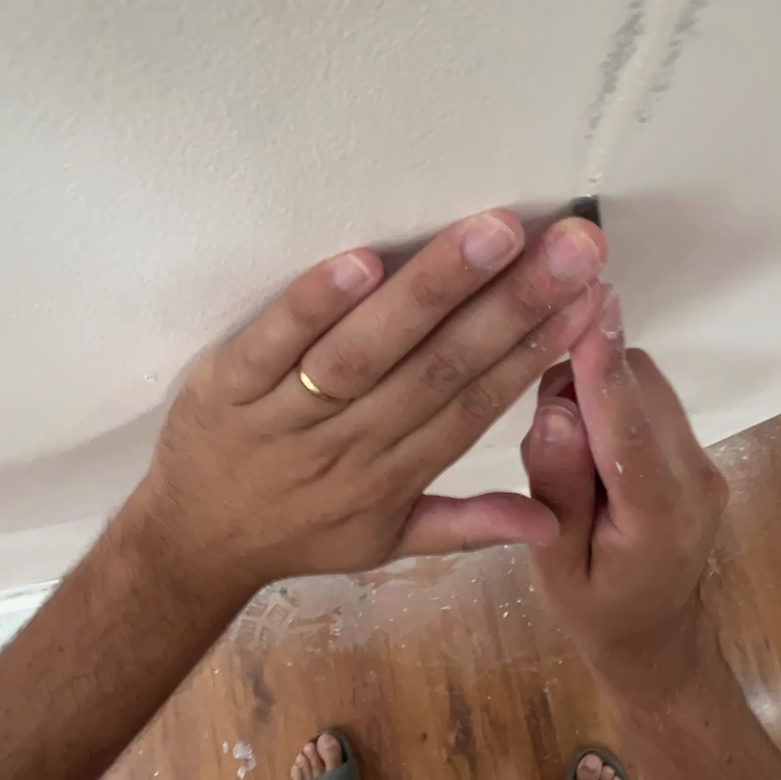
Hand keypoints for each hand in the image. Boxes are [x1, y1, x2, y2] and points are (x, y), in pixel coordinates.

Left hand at [126, 208, 608, 584]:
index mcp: (394, 476)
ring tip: (493, 233)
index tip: (589, 297)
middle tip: (571, 245)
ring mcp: (286, 415)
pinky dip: (316, 304)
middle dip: (514, 302)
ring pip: (368, 349)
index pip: (477, 404)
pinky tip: (362, 258)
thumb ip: (466, 524)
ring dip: (433, 289)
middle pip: (440, 368)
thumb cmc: (300, 533)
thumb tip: (550, 521)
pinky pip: (275, 343)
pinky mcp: (226, 387)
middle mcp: (351, 444)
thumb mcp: (386, 544)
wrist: (191, 546)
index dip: (536, 349)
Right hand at [520, 294, 728, 688]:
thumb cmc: (595, 609)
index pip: (627, 427)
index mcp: (660, 517)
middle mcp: (696, 477)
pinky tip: (590, 449)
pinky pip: (649, 398)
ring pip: (646, 383)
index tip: (589, 306)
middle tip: (545, 430)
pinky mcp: (697, 451)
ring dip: (597, 389)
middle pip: (640, 386)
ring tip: (566, 448)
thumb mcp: (554, 564)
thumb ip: (558, 487)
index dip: (604, 367)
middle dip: (585, 380)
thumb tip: (558, 409)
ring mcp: (703, 461)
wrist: (655, 636)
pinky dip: (613, 401)